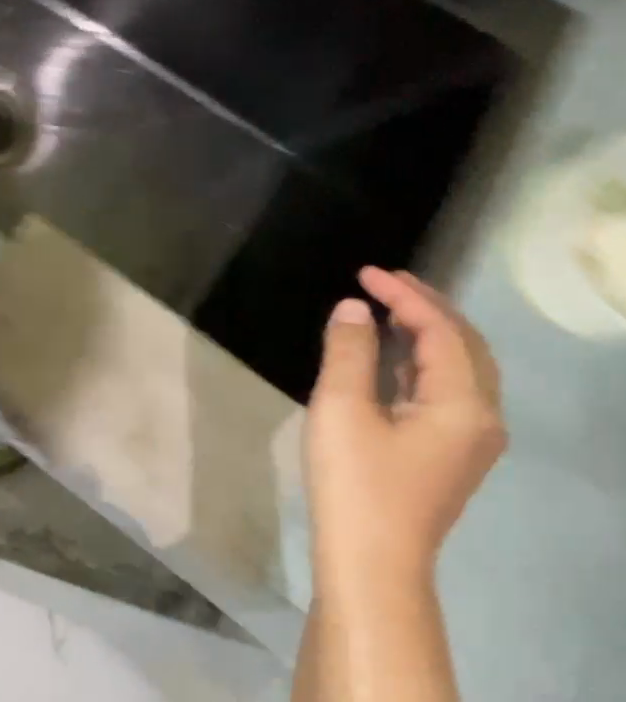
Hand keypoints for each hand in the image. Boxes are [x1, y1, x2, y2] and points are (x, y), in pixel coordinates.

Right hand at [307, 268, 506, 592]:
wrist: (373, 554)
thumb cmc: (356, 478)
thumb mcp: (341, 408)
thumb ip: (350, 353)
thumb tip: (356, 308)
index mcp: (464, 404)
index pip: (442, 333)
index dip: (405, 296)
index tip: (364, 271)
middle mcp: (483, 417)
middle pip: (467, 348)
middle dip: (428, 307)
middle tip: (383, 279)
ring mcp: (470, 438)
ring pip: (462, 369)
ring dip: (428, 332)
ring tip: (387, 307)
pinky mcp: (449, 451)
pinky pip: (448, 388)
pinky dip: (423, 359)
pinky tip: (391, 354)